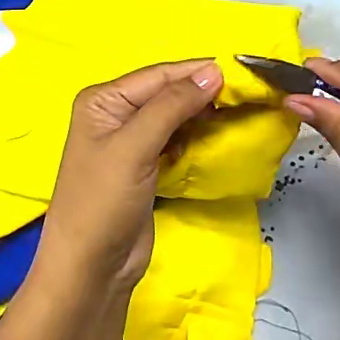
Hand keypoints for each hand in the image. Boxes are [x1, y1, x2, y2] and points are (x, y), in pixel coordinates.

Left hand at [0, 60, 223, 339]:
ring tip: (242, 111)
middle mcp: (116, 113)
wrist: (91, 268)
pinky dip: (197, 136)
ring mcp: (131, 140)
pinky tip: (220, 135)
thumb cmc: (102, 202)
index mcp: (103, 99)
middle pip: (167, 92)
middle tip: (248, 94)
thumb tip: (213, 71)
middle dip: (203, 92)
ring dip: (204, 114)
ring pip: (175, 116)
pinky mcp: (146, 165)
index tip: (241, 72)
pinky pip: (177, 140)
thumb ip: (171, 106)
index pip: (157, 75)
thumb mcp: (134, 148)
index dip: (197, 71)